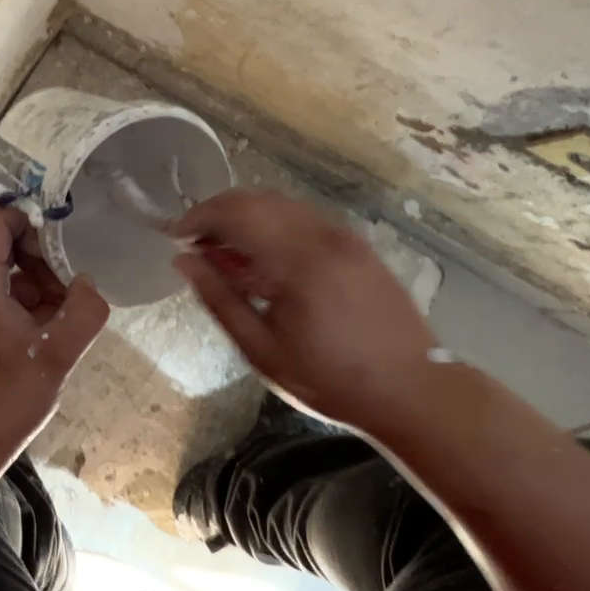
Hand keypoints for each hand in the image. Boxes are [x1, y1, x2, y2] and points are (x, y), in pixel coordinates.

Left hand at [0, 205, 110, 468]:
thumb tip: (89, 283)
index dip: (29, 217)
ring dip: (46, 282)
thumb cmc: (7, 399)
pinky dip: (37, 301)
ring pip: (14, 268)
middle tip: (73, 285)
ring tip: (69, 314)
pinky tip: (57, 329)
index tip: (63, 238)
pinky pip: (13, 292)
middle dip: (45, 255)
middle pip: (7, 241)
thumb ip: (82, 312)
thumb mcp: (56, 356)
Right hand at [171, 190, 438, 430]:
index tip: (174, 235)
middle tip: (195, 244)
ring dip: (245, 217)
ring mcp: (345, 236)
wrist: (415, 391)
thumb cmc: (332, 380)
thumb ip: (220, 300)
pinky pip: (303, 218)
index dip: (198, 217)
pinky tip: (265, 259)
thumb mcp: (263, 351)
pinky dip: (273, 225)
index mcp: (298, 261)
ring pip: (280, 205)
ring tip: (226, 254)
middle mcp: (323, 236)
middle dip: (217, 213)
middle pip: (256, 200)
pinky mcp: (358, 244)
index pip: (235, 214)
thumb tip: (183, 260)